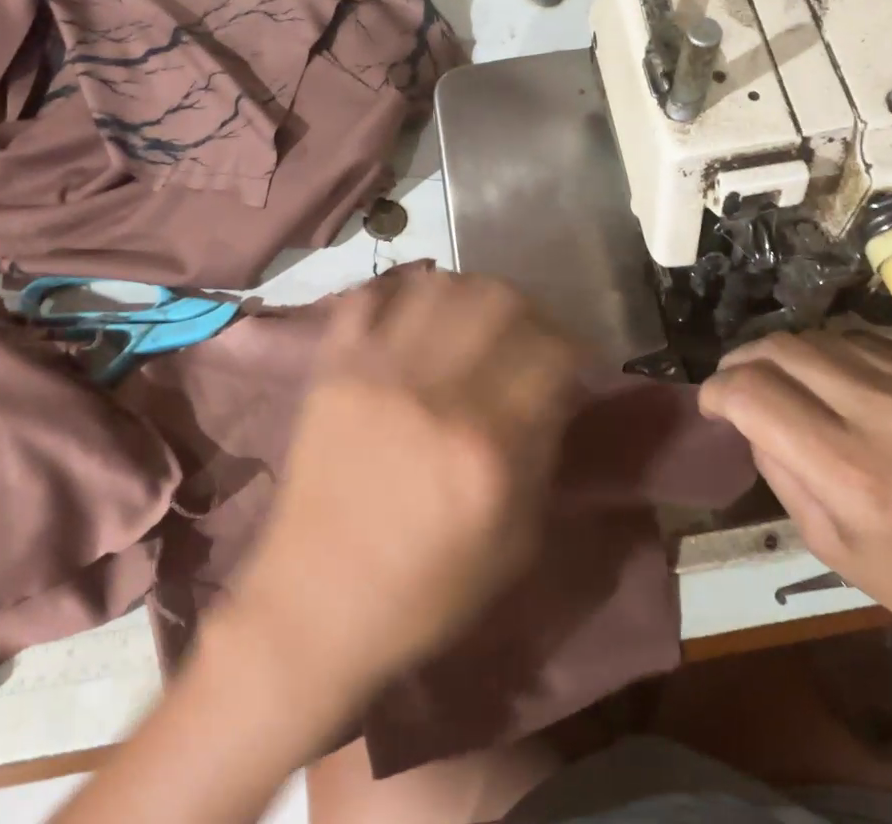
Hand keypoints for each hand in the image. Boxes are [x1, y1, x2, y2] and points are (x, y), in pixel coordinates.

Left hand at [223, 272, 581, 695]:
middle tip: (533, 342)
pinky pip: (371, 296)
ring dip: (476, 297)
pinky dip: (406, 294)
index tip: (576, 369)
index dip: (576, 352)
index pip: (553, 351)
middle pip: (502, 301)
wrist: (315, 606)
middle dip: (534, 315)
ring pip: (442, 286)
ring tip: (480, 326)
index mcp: (488, 445)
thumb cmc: (427, 592)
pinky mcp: (330, 370)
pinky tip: (423, 319)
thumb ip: (545, 457)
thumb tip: (560, 399)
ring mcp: (374, 373)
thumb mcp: (516, 543)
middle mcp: (433, 393)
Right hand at [698, 330, 891, 701]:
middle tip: (733, 386)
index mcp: (852, 472)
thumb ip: (782, 473)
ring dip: (784, 355)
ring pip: (822, 336)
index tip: (711, 406)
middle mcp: (886, 413)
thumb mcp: (831, 547)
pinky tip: (829, 382)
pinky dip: (831, 355)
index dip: (716, 391)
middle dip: (742, 362)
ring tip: (776, 382)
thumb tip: (751, 419)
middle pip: (783, 349)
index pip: (754, 394)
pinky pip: (866, 343)